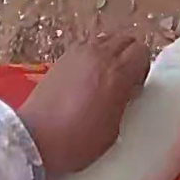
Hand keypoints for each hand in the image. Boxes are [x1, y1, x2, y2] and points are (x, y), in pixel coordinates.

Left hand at [17, 35, 149, 174]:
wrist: (36, 137)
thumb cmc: (78, 140)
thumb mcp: (113, 129)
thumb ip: (124, 101)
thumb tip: (127, 89)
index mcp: (117, 73)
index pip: (142, 51)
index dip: (143, 68)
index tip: (136, 86)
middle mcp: (100, 54)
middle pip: (127, 39)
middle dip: (130, 56)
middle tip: (125, 79)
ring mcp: (80, 51)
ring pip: (107, 39)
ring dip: (112, 52)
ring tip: (105, 76)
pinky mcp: (64, 55)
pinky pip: (89, 44)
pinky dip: (94, 53)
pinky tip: (87, 74)